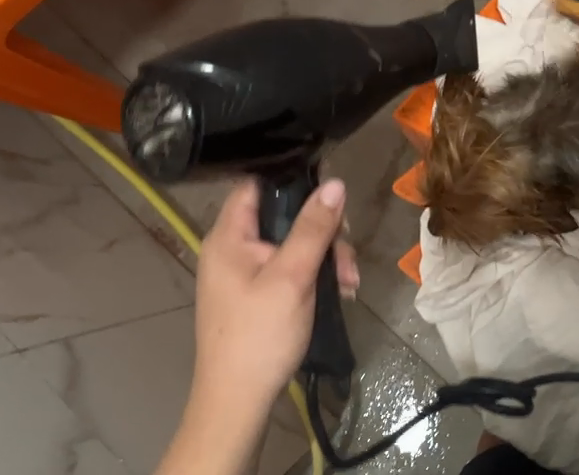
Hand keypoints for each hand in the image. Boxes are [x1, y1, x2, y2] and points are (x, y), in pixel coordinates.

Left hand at [191, 178, 359, 414]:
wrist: (239, 403)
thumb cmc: (260, 334)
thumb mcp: (293, 276)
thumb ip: (314, 227)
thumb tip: (335, 182)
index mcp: (229, 237)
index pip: (256, 183)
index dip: (290, 175)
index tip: (327, 180)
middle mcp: (234, 248)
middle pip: (285, 214)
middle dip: (323, 228)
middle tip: (344, 247)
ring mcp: (246, 272)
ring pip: (295, 241)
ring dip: (327, 255)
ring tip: (349, 280)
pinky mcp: (259, 292)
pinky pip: (293, 266)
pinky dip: (317, 274)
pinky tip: (342, 290)